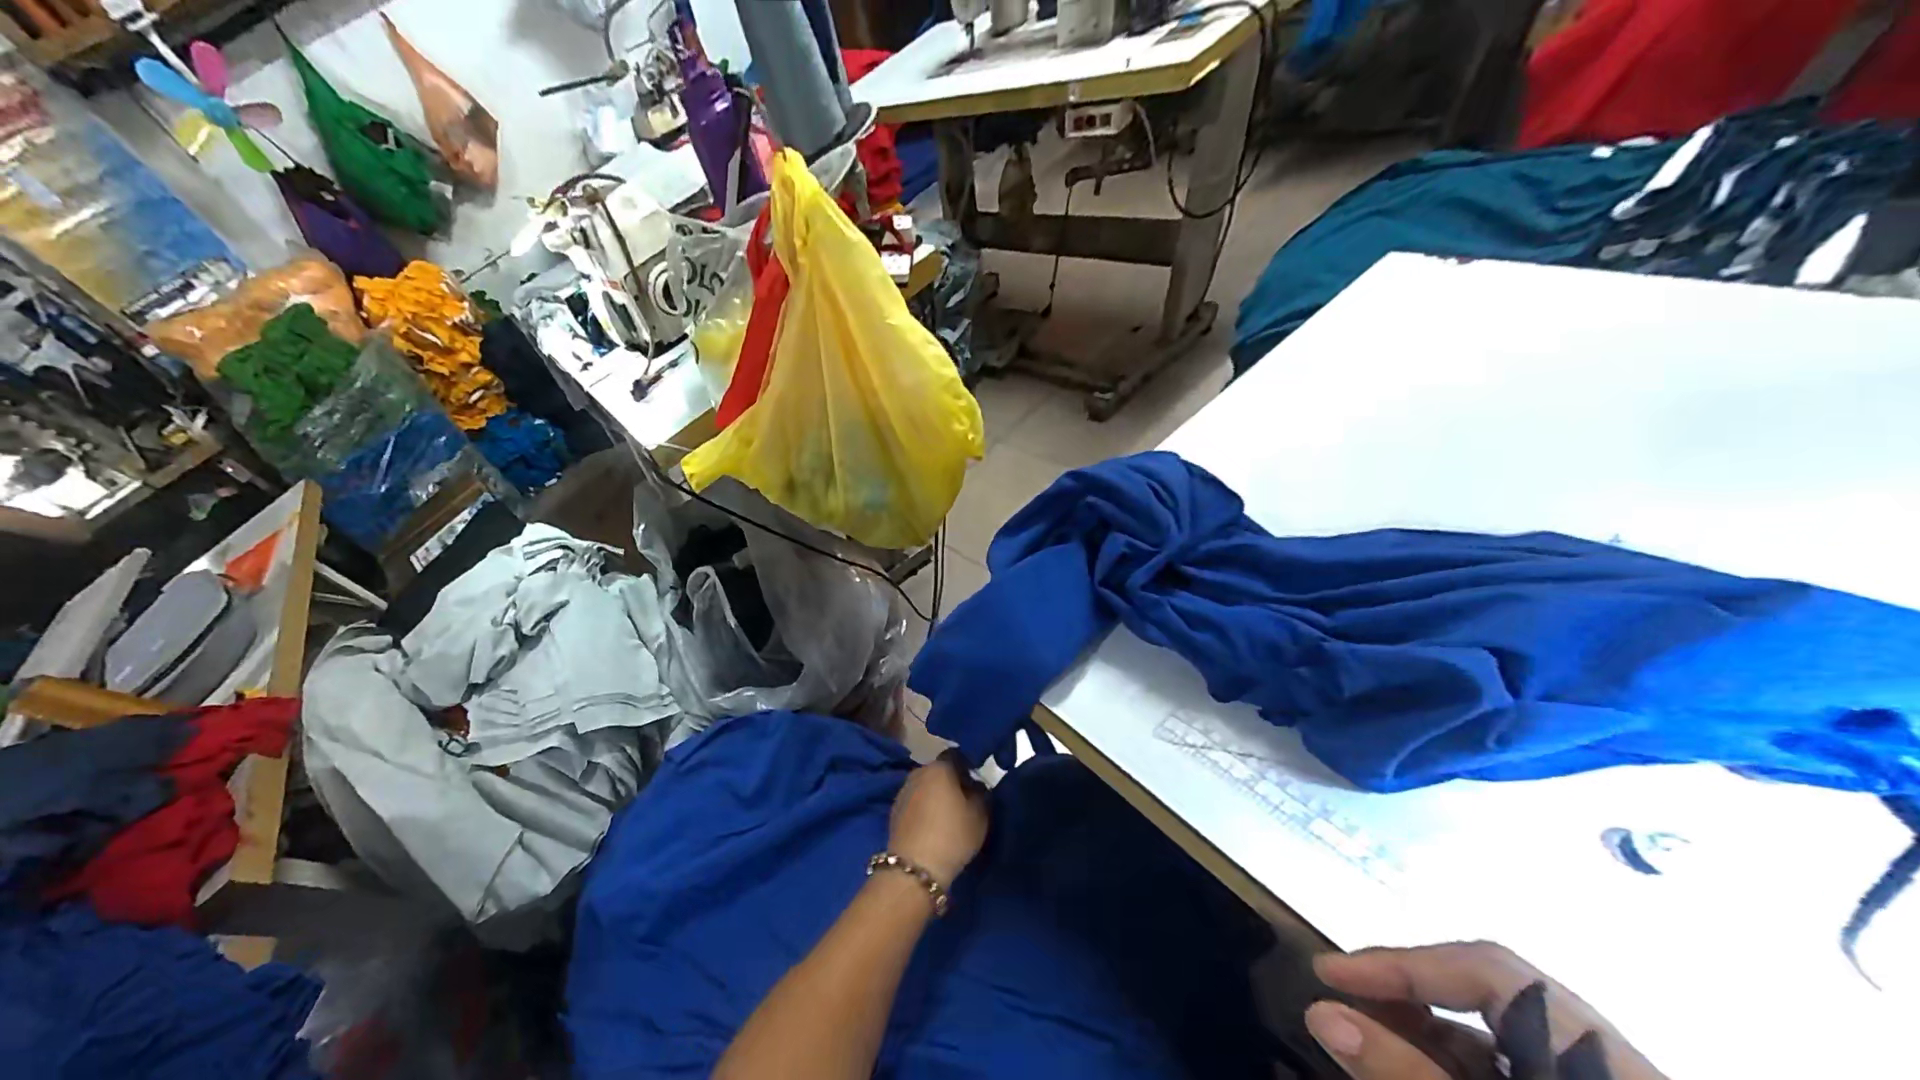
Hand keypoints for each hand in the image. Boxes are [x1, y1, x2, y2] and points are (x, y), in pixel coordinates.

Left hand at [887, 751, 988, 886]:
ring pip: (925, 788)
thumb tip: (976, 785)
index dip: (968, 767)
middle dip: (951, 782)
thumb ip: (981, 794)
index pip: (956, 756)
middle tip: (965, 800)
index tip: (977, 783)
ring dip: (935, 796)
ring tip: (948, 816)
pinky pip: (915, 804)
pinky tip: (932, 827)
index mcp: (939, 767)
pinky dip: (923, 810)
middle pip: (938, 771)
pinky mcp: (893, 812)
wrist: (914, 869)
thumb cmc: (952, 835)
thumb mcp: (980, 815)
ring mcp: (902, 792)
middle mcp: (917, 773)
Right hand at [1304, 942, 1667, 1079]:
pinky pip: (1499, 1065)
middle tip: (1341, 995)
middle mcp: (1601, 1060)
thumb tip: (1321, 1012)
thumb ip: (1405, 1076)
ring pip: (1491, 1031)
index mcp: (1597, 1057)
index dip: (1404, 962)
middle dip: (1407, 990)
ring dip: (1420, 1025)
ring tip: (1362, 1033)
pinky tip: (1407, 1065)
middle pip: (1487, 992)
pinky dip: (1446, 1060)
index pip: (1488, 970)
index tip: (1331, 974)